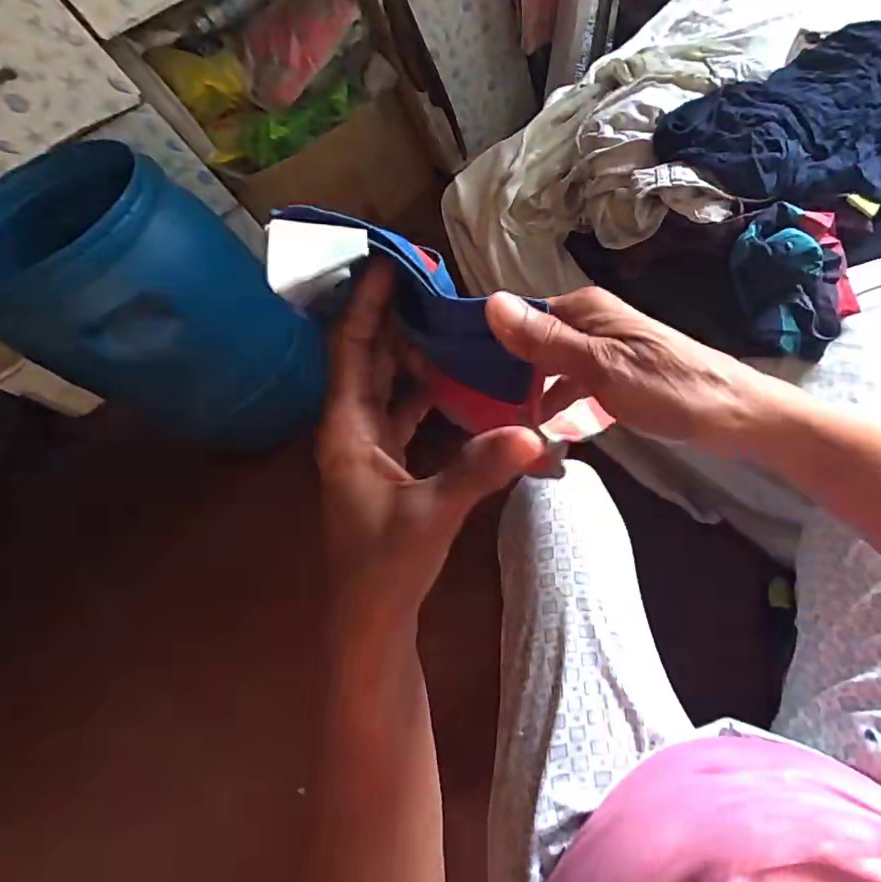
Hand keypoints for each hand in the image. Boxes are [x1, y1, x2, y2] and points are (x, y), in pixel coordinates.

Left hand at [317, 261, 547, 615]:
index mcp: (347, 430)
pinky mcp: (388, 461)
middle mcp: (352, 428)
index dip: (364, 305)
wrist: (371, 617)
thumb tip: (533, 434)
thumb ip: (479, 469)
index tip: (386, 264)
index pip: (351, 350)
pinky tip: (451, 374)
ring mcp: (369, 445)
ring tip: (445, 318)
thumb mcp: (433, 513)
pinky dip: (422, 385)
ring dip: (408, 349)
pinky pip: (403, 407)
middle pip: (367, 357)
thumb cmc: (385, 565)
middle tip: (429, 281)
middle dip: (391, 317)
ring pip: (386, 381)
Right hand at [484, 286, 784, 451]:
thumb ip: (546, 340)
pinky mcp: (618, 376)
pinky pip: (576, 386)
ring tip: (511, 429)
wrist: (734, 415)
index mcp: (585, 309)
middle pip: (534, 344)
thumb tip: (490, 303)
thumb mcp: (600, 367)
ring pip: (553, 368)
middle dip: (510, 376)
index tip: (462, 383)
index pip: (520, 318)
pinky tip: (550, 431)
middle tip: (483, 417)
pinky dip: (562, 405)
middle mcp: (592, 322)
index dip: (491, 346)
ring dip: (534, 395)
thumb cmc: (668, 388)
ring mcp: (606, 350)